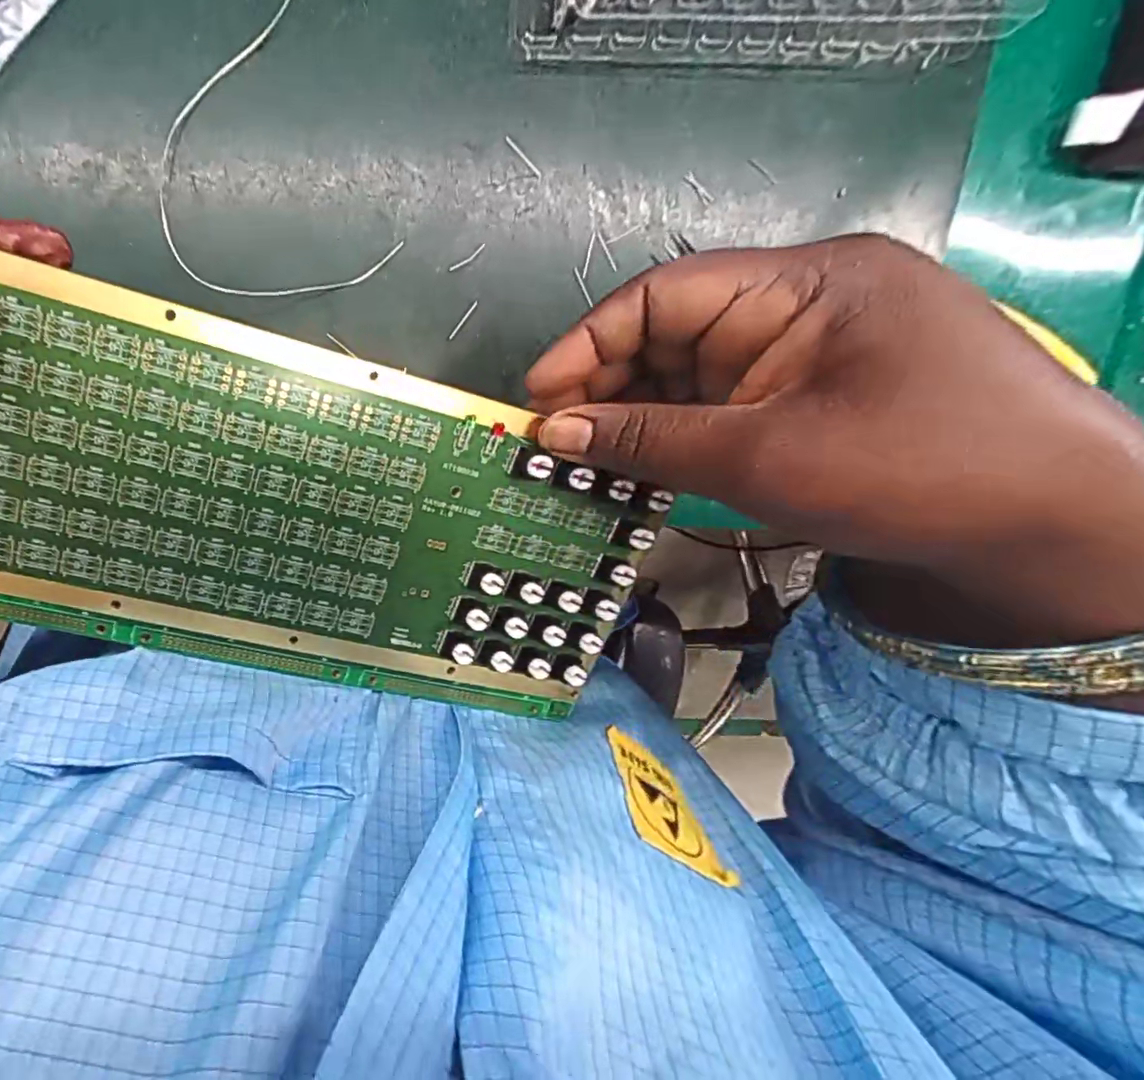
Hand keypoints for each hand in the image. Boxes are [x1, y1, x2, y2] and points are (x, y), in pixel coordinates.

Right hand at [524, 235, 1143, 646]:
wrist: (1050, 533)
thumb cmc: (917, 472)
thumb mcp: (760, 456)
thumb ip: (645, 440)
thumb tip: (553, 433)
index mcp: (804, 285)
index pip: (661, 296)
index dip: (587, 344)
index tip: (538, 396)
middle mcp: (794, 306)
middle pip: (662, 334)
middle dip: (601, 387)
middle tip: (554, 438)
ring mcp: (793, 352)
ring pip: (675, 374)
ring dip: (625, 416)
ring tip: (579, 457)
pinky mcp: (792, 393)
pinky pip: (702, 404)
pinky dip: (659, 434)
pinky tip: (624, 462)